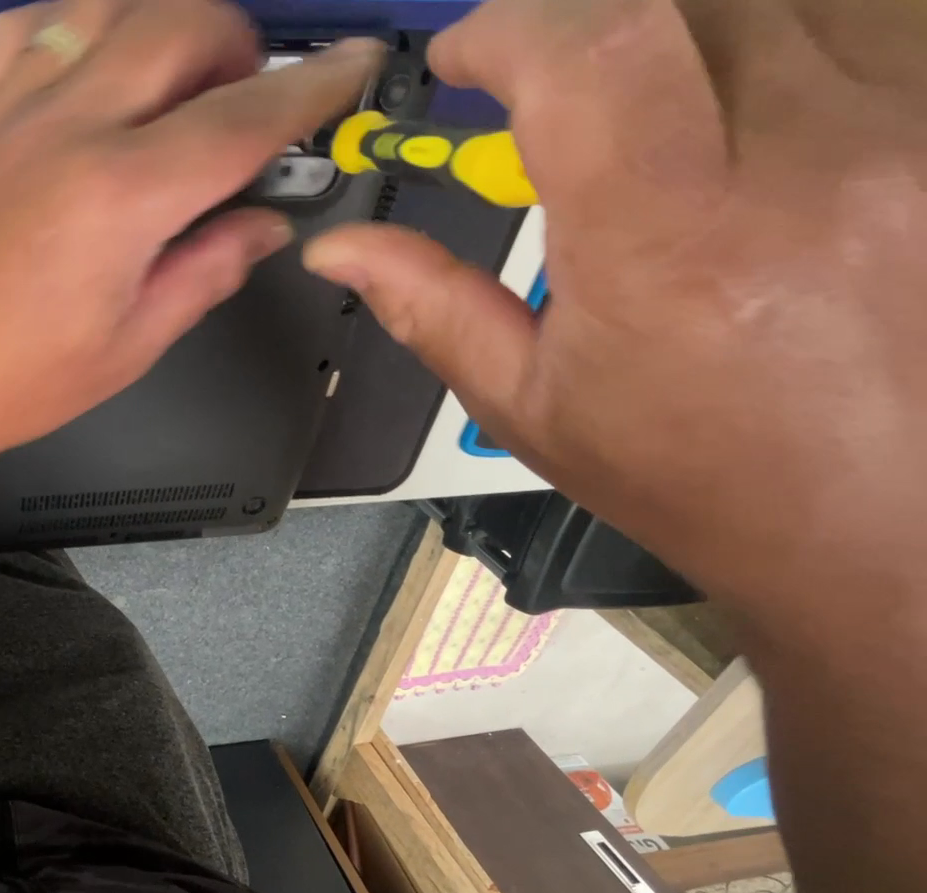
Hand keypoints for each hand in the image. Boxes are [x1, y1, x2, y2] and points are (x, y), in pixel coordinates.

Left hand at [0, 0, 382, 480]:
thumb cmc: (4, 384)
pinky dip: (67, 28)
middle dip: (240, 45)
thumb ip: (207, 271)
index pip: (245, 116)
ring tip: (173, 77)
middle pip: (182, 25)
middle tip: (249, 97)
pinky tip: (81, 68)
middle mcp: (63, 134)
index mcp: (119, 197)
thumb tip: (259, 227)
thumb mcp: (130, 346)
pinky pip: (19, 33)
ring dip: (160, 21)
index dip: (314, 88)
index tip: (348, 67)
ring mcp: (7, 120)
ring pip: (102, 5)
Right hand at [302, 0, 926, 622]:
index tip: (463, 56)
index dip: (506, 29)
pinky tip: (736, 108)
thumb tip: (344, 252)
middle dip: (575, 24)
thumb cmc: (699, 471)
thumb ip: (431, 305)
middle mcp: (814, 161)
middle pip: (672, 1)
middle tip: (534, 75)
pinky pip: (859, 21)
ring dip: (670, 30)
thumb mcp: (526, 401)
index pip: (586, 55)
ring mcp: (917, 127)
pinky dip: (769, 40)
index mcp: (669, 245)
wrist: (886, 520)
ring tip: (633, 105)